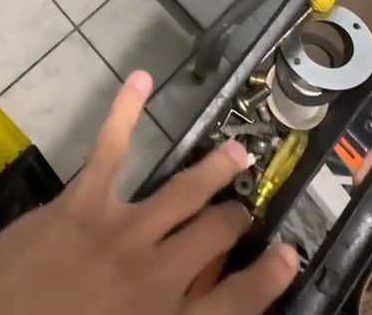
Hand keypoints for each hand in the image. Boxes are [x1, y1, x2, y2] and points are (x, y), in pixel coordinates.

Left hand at [0, 70, 299, 314]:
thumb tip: (192, 300)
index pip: (236, 303)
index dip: (267, 278)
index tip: (289, 253)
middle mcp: (154, 273)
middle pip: (213, 236)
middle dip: (236, 218)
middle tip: (249, 203)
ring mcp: (119, 232)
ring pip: (181, 193)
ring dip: (212, 170)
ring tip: (236, 152)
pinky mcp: (82, 202)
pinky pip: (111, 149)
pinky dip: (126, 110)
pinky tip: (141, 79)